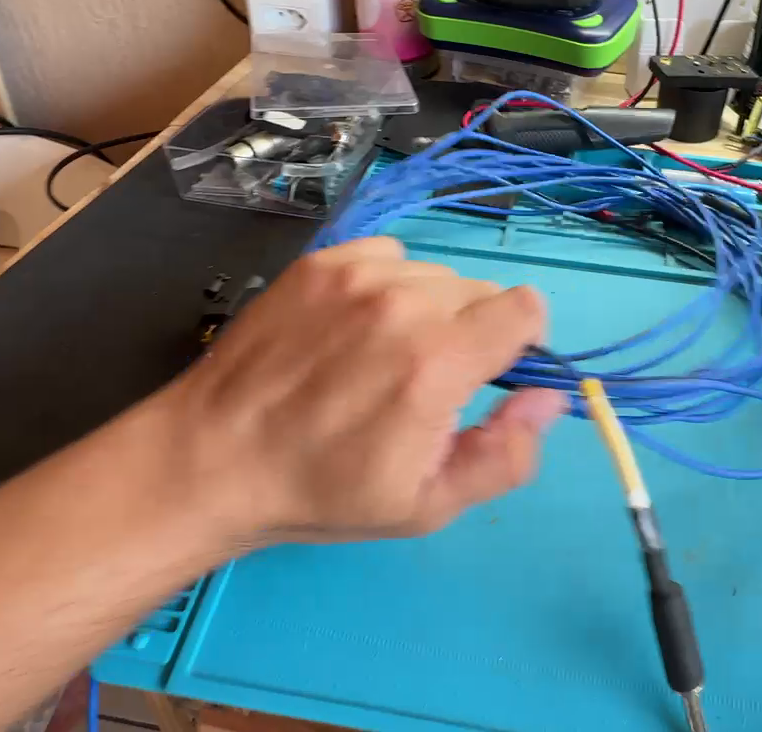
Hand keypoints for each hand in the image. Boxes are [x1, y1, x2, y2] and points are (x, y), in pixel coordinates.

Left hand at [164, 237, 564, 545]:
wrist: (212, 458)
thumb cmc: (324, 491)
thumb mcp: (427, 504)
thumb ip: (506, 453)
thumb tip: (549, 396)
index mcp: (437, 362)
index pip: (526, 308)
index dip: (521, 340)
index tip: (493, 370)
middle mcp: (405, 302)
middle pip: (483, 293)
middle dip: (473, 332)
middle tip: (426, 378)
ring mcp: (359, 273)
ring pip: (437, 276)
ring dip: (429, 309)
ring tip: (381, 353)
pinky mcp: (323, 260)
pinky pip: (391, 256)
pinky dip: (388, 287)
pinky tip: (352, 327)